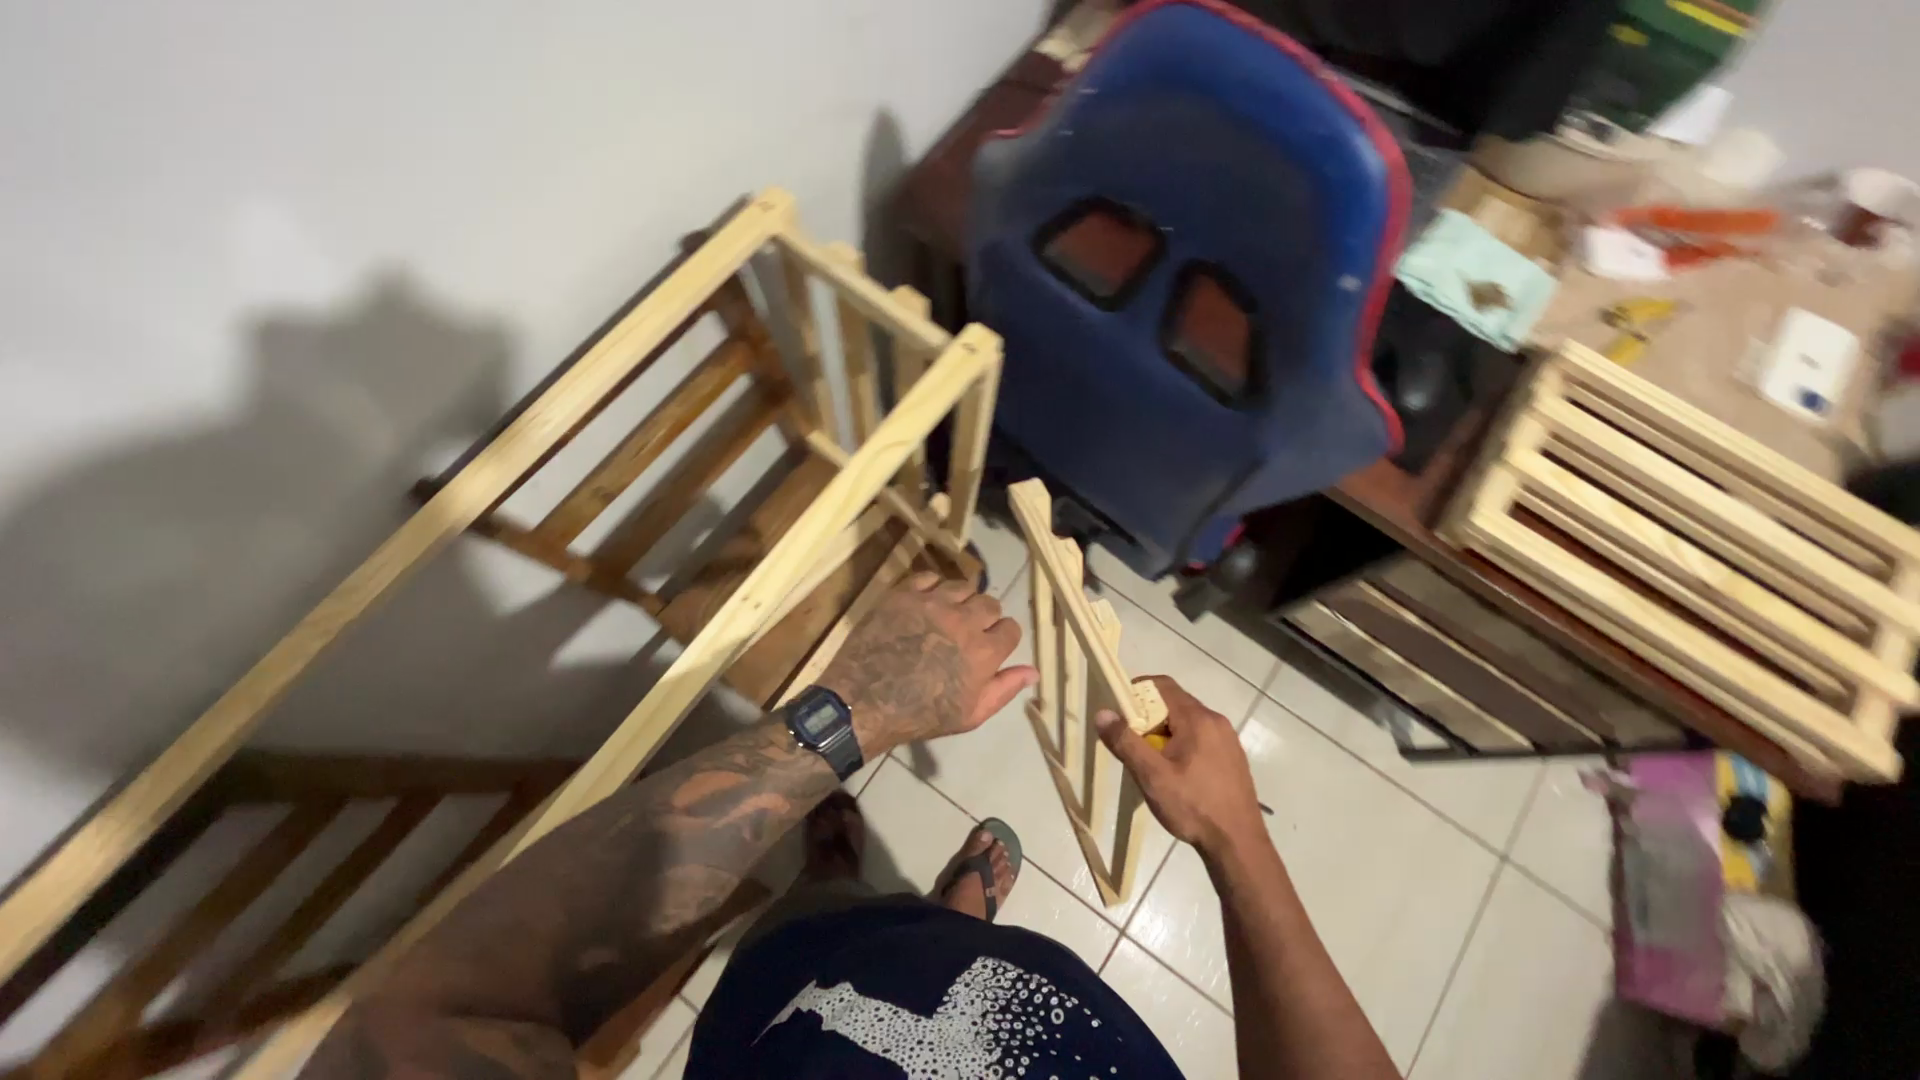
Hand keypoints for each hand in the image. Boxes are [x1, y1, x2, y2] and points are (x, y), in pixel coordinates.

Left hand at [818, 572, 1035, 755]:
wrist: (863, 702)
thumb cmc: (920, 716)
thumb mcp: (970, 715)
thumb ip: (1004, 689)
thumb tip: (1033, 670)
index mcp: (984, 652)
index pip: (1011, 628)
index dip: (1002, 638)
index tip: (989, 648)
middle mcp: (964, 621)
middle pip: (989, 603)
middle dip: (984, 617)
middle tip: (966, 633)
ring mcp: (933, 603)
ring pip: (962, 587)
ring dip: (960, 600)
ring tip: (946, 616)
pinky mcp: (904, 594)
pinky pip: (928, 577)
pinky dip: (932, 588)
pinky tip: (925, 604)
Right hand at [1096, 675, 1266, 856]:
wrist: (1238, 844)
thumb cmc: (1193, 806)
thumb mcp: (1152, 776)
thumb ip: (1126, 742)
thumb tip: (1103, 713)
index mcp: (1198, 719)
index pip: (1163, 685)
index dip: (1137, 691)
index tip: (1119, 712)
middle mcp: (1216, 721)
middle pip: (1175, 703)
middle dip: (1148, 717)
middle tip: (1131, 741)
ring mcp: (1228, 740)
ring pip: (1188, 722)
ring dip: (1165, 733)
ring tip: (1151, 761)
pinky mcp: (1232, 758)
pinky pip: (1201, 738)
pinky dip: (1182, 745)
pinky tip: (1176, 774)